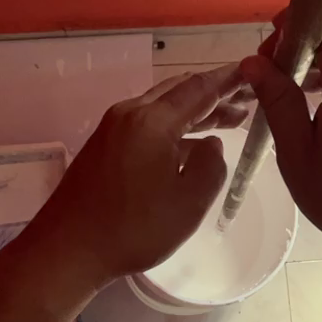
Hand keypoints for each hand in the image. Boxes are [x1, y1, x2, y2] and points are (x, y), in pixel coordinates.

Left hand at [25, 65, 251, 284]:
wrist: (67, 248)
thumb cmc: (133, 228)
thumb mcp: (189, 203)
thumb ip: (210, 165)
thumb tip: (211, 144)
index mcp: (152, 120)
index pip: (200, 88)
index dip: (229, 80)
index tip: (254, 73)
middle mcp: (131, 112)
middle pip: (180, 90)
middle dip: (215, 93)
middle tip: (248, 100)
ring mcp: (114, 126)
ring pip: (163, 104)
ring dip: (196, 110)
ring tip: (229, 119)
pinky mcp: (106, 143)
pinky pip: (148, 120)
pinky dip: (175, 123)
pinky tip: (192, 142)